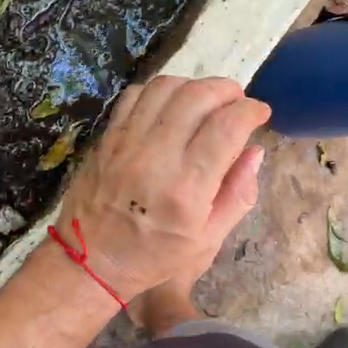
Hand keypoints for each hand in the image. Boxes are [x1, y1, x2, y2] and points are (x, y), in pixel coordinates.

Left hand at [52, 76, 269, 302]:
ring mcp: (126, 144)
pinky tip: (169, 106)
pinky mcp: (106, 139)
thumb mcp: (206, 240)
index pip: (227, 126)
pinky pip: (133, 96)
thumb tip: (255, 151)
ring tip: (205, 100)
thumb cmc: (152, 258)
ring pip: (164, 88)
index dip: (251, 110)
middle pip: (197, 96)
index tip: (259, 113)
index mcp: (186, 189)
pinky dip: (158, 92)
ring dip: (193, 85)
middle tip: (236, 101)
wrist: (89, 262)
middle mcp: (155, 157)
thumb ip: (237, 194)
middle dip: (226, 90)